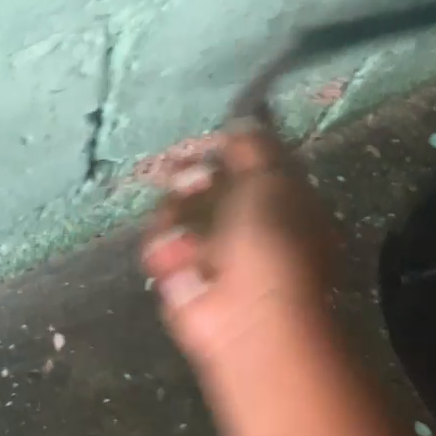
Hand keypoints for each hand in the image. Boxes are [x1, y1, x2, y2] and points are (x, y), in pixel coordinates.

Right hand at [141, 126, 340, 362]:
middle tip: (191, 184)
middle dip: (188, 179)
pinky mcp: (179, 272)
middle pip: (197, 180)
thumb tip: (242, 118)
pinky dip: (165, 250)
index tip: (205, 145)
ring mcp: (209, 248)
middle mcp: (243, 221)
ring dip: (175, 218)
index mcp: (277, 199)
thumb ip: (254, 144)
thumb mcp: (272, 179)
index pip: (239, 160)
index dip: (219, 148)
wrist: (250, 316)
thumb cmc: (271, 243)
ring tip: (189, 240)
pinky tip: (179, 262)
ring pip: (172, 209)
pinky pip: (158, 243)